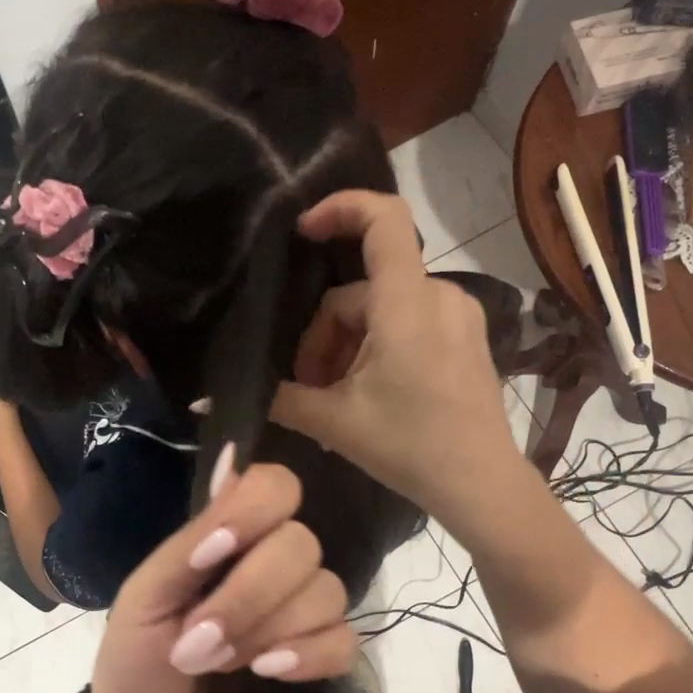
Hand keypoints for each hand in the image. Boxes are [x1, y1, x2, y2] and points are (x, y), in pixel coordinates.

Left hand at [86, 460, 353, 692]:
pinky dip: (307, 656)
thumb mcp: (144, 598)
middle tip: (197, 641)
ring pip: (327, 591)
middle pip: (301, 545)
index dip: (254, 513)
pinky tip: (269, 674)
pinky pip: (344, 641)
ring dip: (266, 631)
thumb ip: (191, 539)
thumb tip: (232, 459)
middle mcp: (269, 564)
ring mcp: (298, 613)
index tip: (216, 554)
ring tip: (219, 665)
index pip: (275, 487)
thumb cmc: (133, 662)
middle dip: (247, 598)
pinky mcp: (317, 661)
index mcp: (224, 539)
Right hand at [271, 191, 514, 506]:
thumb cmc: (408, 445)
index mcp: (407, 302)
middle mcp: (438, 296)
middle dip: (326, 333)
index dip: (341, 208)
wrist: (480, 484)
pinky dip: (377, 350)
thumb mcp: (333, 422)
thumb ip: (276, 400)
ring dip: (348, 346)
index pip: (384, 219)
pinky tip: (366, 396)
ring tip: (334, 401)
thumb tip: (211, 400)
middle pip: (362, 290)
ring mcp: (458, 317)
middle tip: (307, 386)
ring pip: (382, 311)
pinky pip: (409, 325)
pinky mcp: (466, 339)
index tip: (303, 231)